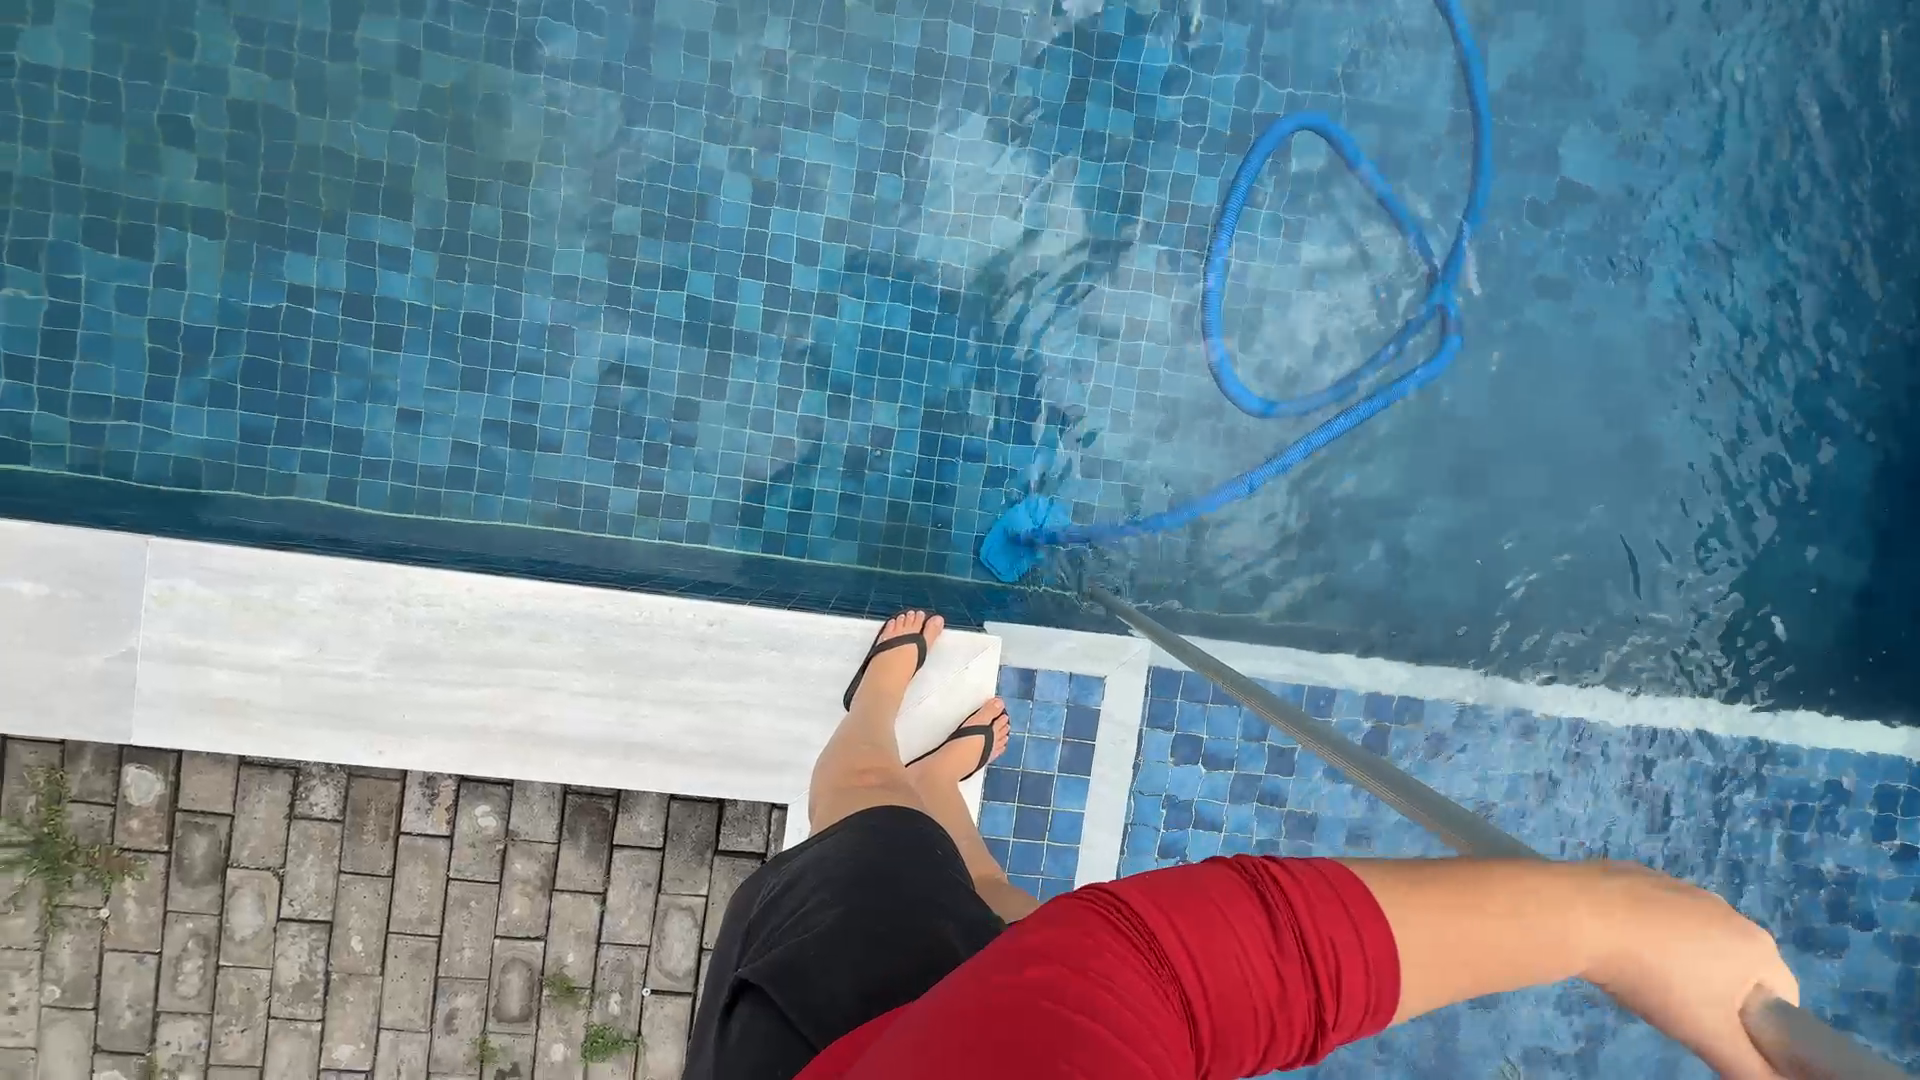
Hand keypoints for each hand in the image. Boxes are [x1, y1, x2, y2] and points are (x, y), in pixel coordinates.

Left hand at [1580, 861, 1799, 1078]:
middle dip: (1713, 987)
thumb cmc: (1649, 976)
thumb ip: (1755, 1075)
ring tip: (1637, 971)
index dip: (1759, 1022)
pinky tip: (1609, 938)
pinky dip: (1636, 924)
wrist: (1570, 914)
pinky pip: (1644, 907)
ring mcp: (1670, 882)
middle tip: (1674, 1001)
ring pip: (1687, 932)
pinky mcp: (1627, 870)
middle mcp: (1720, 905)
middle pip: (1732, 961)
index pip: (1781, 995)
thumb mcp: (1709, 1037)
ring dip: (1672, 955)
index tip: (1719, 1029)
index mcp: (1755, 942)